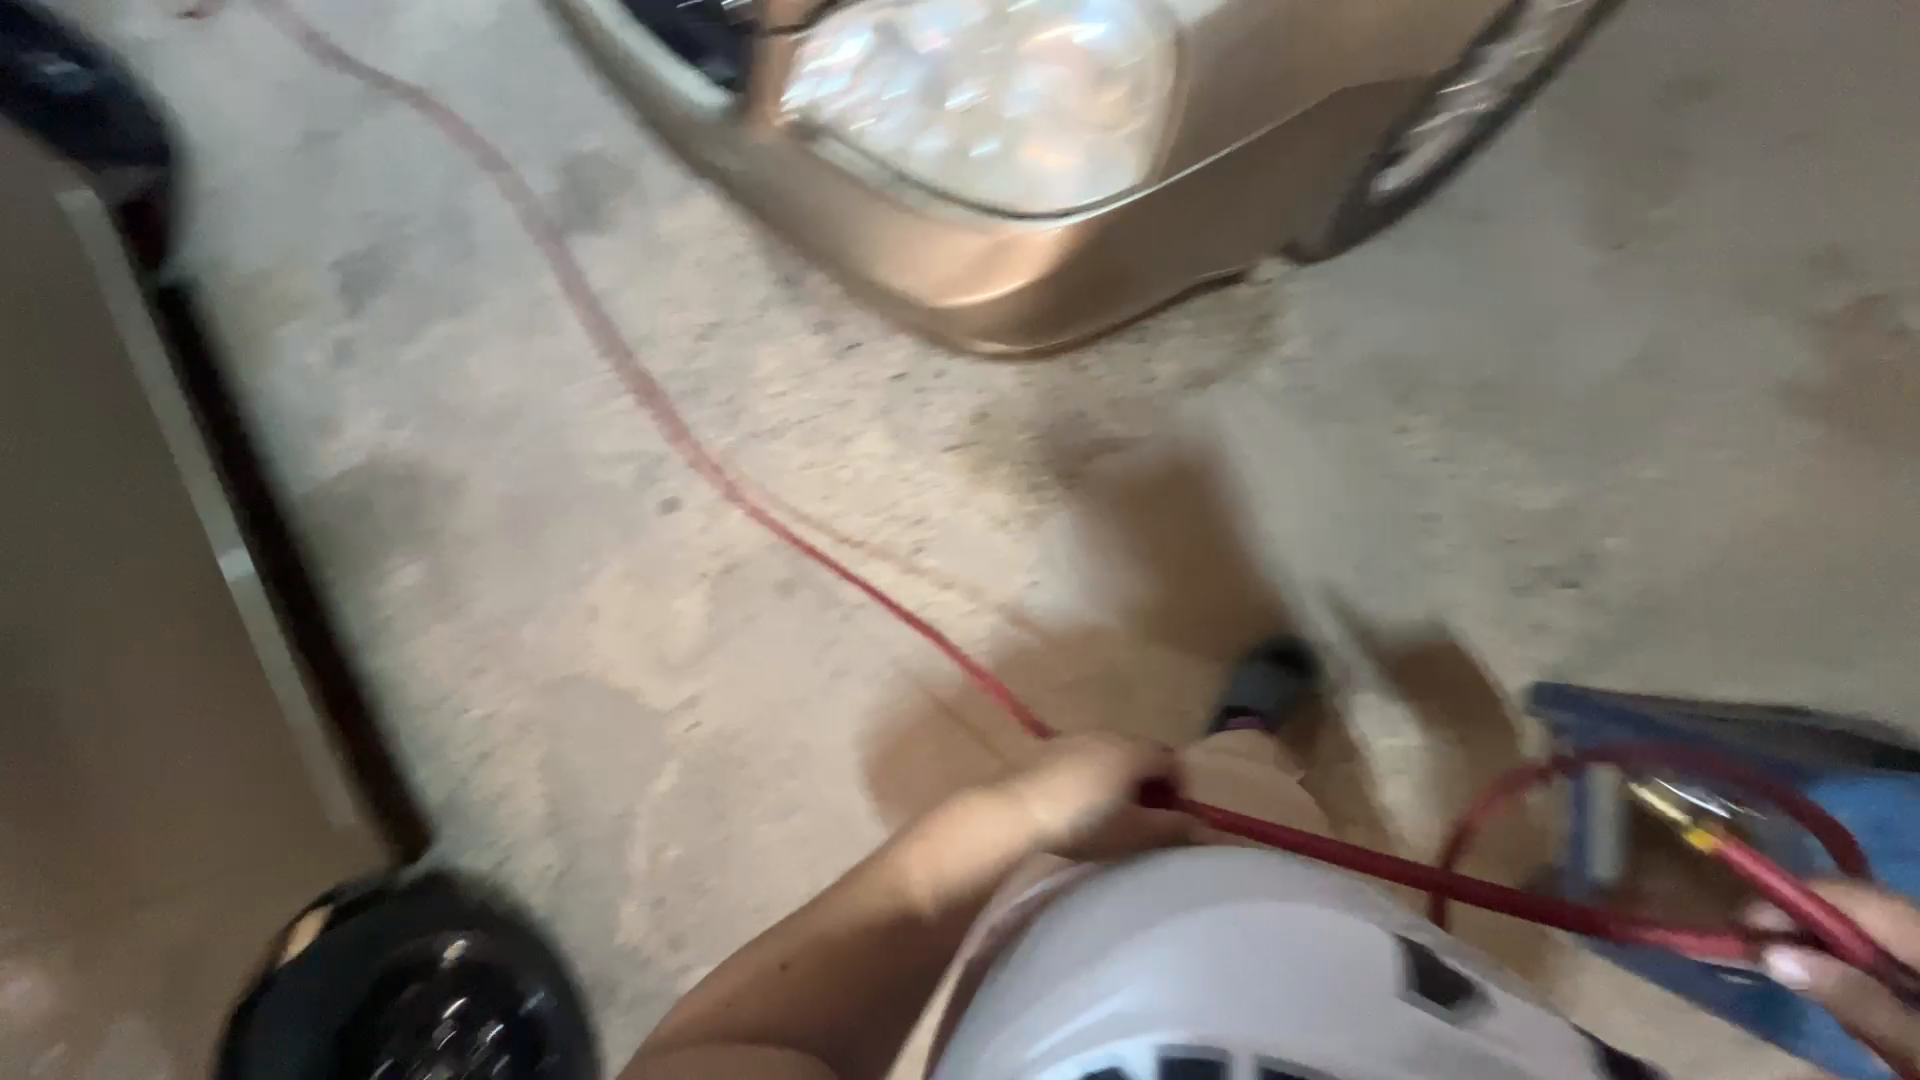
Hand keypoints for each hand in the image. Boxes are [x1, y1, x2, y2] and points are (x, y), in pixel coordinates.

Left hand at [990, 733, 1195, 862]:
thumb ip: (1172, 828)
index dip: (1180, 790)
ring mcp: (1076, 736)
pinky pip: (1084, 756)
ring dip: (1121, 777)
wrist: (1017, 808)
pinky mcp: (1049, 746)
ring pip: (1112, 753)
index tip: (1172, 819)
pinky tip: (1079, 802)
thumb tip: (1203, 827)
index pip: (1173, 761)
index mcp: (1135, 751)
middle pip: (1142, 753)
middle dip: (1151, 783)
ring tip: (1111, 812)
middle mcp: (1109, 734)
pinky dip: (1093, 774)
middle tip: (1144, 818)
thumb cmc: (1084, 822)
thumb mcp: (1134, 832)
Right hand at [1751, 882, 1919, 1069]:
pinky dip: (1891, 989)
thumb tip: (1772, 954)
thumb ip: (1857, 1003)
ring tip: (1861, 1029)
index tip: (1741, 927)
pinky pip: (1913, 964)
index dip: (1786, 901)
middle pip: (1865, 916)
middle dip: (1818, 941)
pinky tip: (1896, 1032)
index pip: (1849, 894)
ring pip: (1888, 942)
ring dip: (1854, 972)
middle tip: (1786, 977)